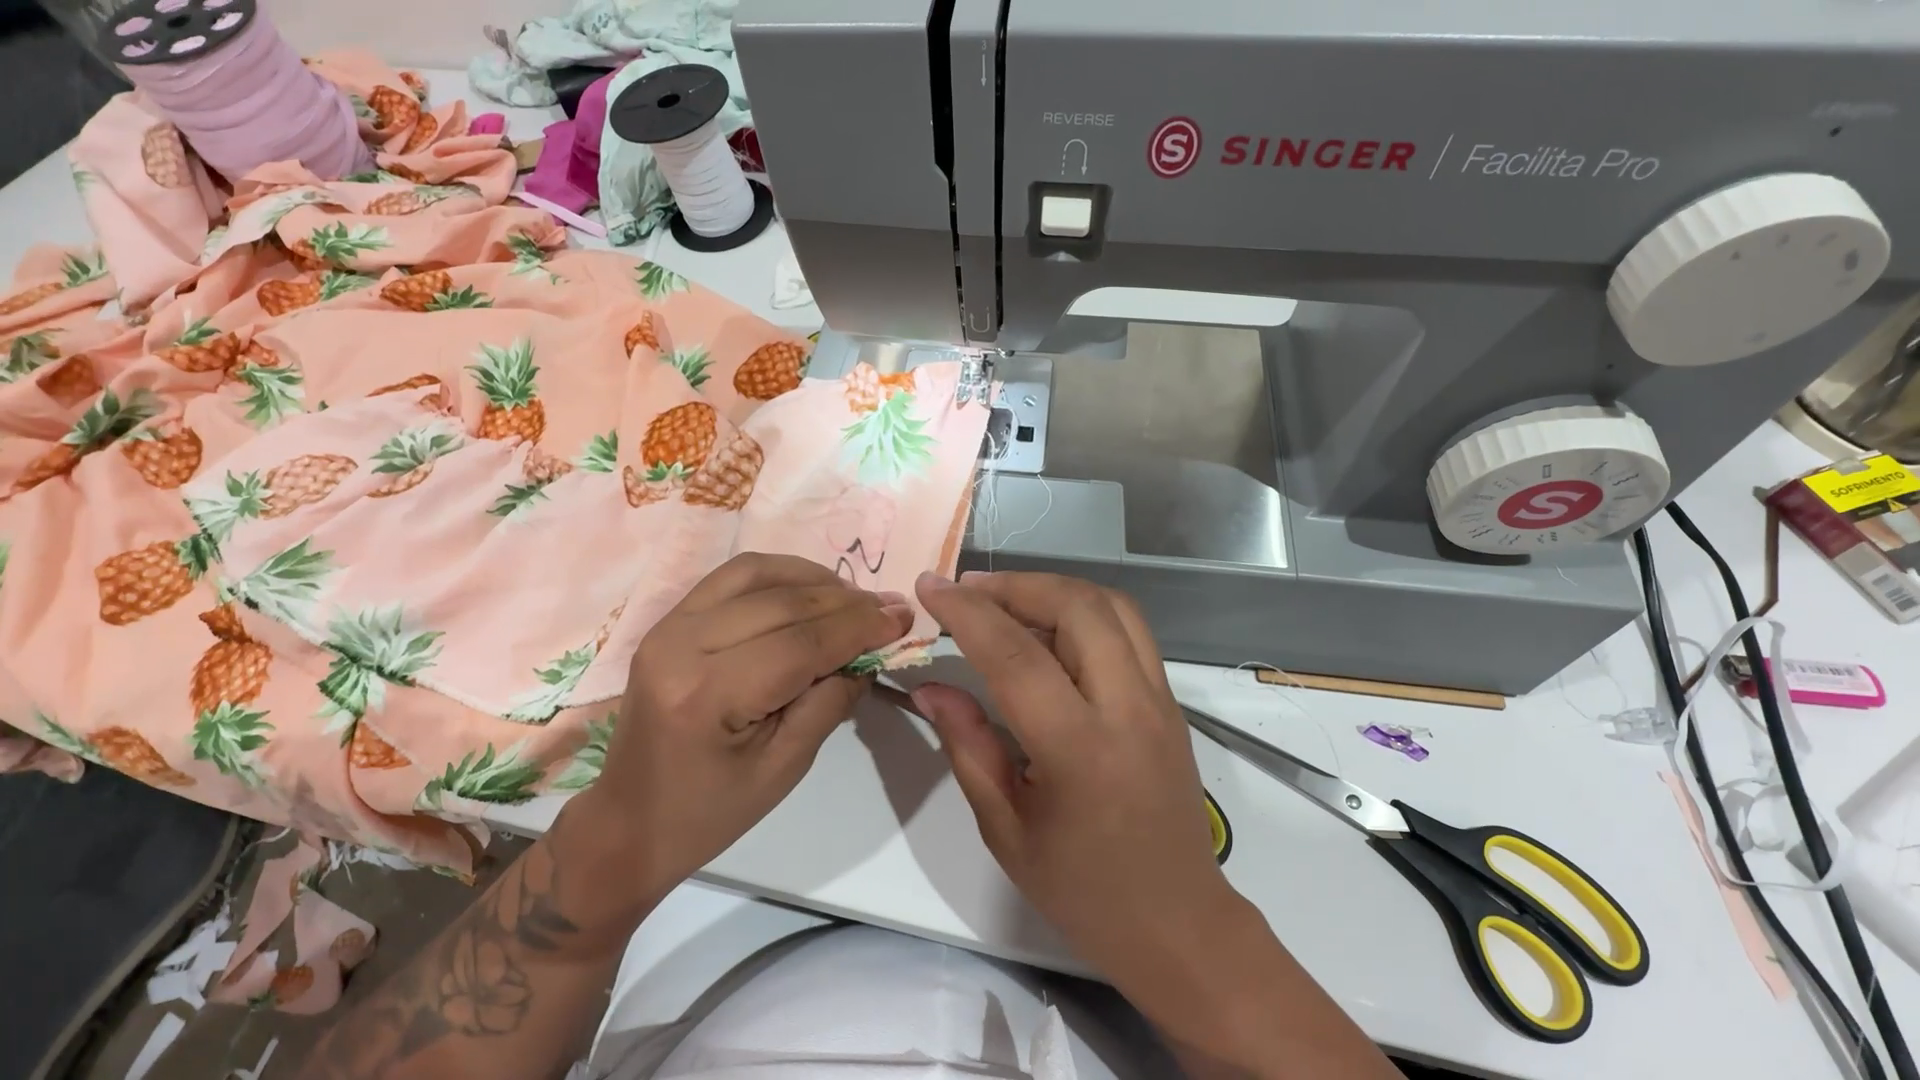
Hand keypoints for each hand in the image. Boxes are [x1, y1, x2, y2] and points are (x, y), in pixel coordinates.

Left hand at [576, 554, 913, 903]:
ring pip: (756, 575)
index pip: (800, 642)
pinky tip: (809, 591)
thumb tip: (870, 650)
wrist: (631, 821)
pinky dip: (778, 576)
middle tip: (890, 607)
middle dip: (845, 602)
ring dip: (812, 579)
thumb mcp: (785, 767)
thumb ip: (830, 701)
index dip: (858, 626)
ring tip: (853, 599)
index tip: (903, 618)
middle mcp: (681, 646)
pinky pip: (731, 579)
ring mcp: (667, 628)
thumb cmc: (711, 811)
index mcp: (707, 694)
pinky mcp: (667, 622)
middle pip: (781, 603)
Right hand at [910, 571, 1243, 989]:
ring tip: (1007, 602)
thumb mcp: (1006, 828)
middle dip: (1015, 585)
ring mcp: (1159, 701)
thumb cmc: (1082, 889)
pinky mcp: (1171, 703)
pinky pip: (1131, 631)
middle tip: (968, 591)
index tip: (929, 586)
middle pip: (1077, 607)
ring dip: (1055, 590)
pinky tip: (1051, 631)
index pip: (1015, 656)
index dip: (966, 613)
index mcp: (1079, 750)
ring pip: (1113, 607)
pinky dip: (1086, 611)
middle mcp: (1128, 710)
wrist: (1177, 922)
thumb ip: (968, 746)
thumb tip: (930, 687)